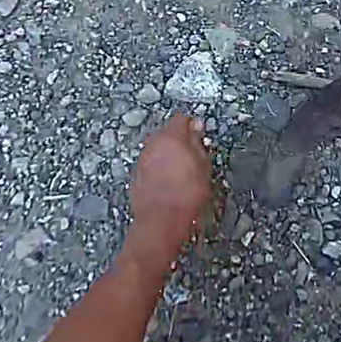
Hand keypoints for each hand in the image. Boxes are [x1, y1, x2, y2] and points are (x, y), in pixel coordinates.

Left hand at [127, 115, 212, 265]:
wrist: (161, 222)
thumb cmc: (185, 195)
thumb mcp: (203, 165)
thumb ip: (198, 143)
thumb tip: (196, 130)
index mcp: (171, 137)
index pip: (181, 119)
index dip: (193, 125)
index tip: (200, 134)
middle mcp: (153, 145)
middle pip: (168, 133)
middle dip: (180, 140)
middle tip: (194, 154)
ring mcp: (143, 160)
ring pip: (159, 149)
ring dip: (169, 154)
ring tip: (184, 171)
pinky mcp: (137, 175)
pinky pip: (152, 164)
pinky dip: (160, 168)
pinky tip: (171, 181)